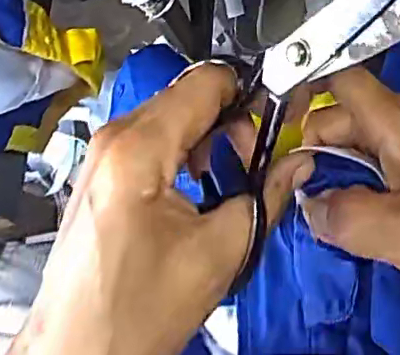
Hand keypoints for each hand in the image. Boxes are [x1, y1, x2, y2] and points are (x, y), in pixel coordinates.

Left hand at [10, 63, 313, 354]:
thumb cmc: (128, 320)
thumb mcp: (220, 252)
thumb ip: (270, 194)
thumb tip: (298, 163)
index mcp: (138, 150)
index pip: (208, 80)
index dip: (250, 93)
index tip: (272, 118)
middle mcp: (113, 141)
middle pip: (193, 92)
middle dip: (232, 118)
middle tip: (252, 158)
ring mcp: (102, 154)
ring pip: (176, 110)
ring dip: (212, 132)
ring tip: (226, 175)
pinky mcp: (101, 171)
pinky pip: (156, 132)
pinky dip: (187, 145)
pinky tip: (199, 182)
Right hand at [298, 66, 399, 295]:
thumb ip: (355, 219)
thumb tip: (307, 204)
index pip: (345, 78)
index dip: (305, 83)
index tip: (268, 116)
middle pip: (343, 112)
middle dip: (308, 139)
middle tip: (279, 185)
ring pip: (359, 138)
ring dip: (328, 161)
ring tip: (304, 201)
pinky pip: (377, 161)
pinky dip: (352, 177)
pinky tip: (344, 212)